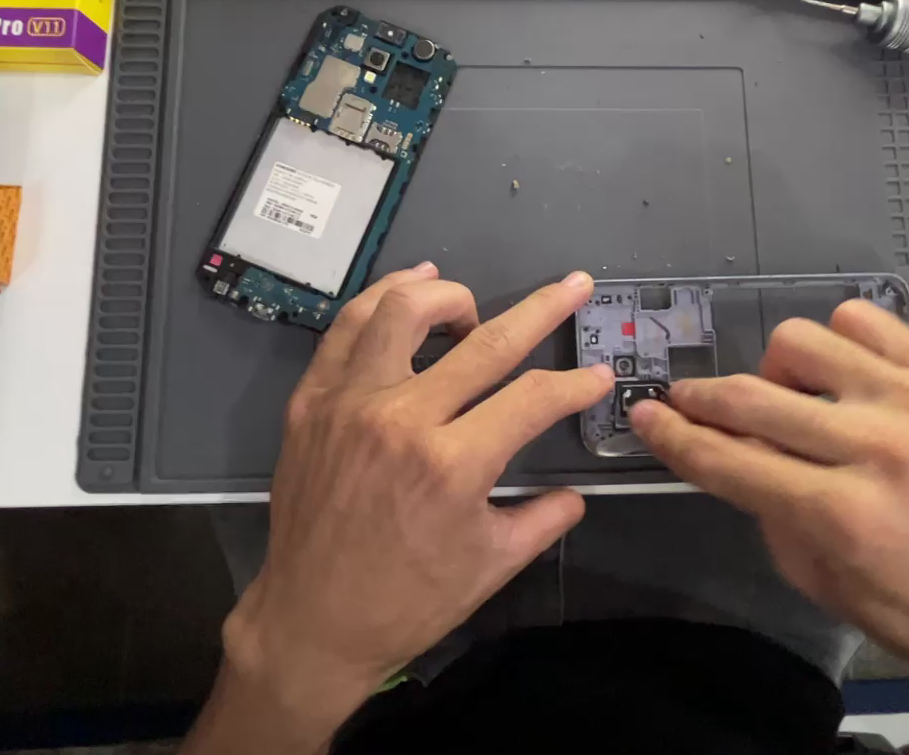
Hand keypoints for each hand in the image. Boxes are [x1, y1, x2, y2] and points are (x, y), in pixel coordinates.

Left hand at [212, 263, 610, 747]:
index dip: (576, 383)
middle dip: (543, 307)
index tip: (598, 376)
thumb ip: (543, 519)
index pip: (532, 398)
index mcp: (452, 466)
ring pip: (403, 311)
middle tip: (573, 286)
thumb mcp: (490, 566)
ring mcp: (350, 402)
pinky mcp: (312, 399)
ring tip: (470, 307)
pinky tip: (407, 289)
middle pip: (485, 341)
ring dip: (450, 296)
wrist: (310, 623)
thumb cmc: (407, 601)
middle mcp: (401, 419)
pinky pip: (346, 328)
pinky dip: (381, 297)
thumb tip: (577, 494)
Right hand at [630, 300, 908, 704]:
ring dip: (777, 373)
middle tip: (690, 402)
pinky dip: (836, 342)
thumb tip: (719, 442)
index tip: (644, 415)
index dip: (672, 435)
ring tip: (794, 400)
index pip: (726, 458)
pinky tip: (843, 377)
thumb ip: (761, 503)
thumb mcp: (818, 578)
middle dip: (701, 399)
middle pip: (750, 395)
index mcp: (844, 515)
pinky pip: (861, 320)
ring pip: (799, 341)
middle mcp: (879, 447)